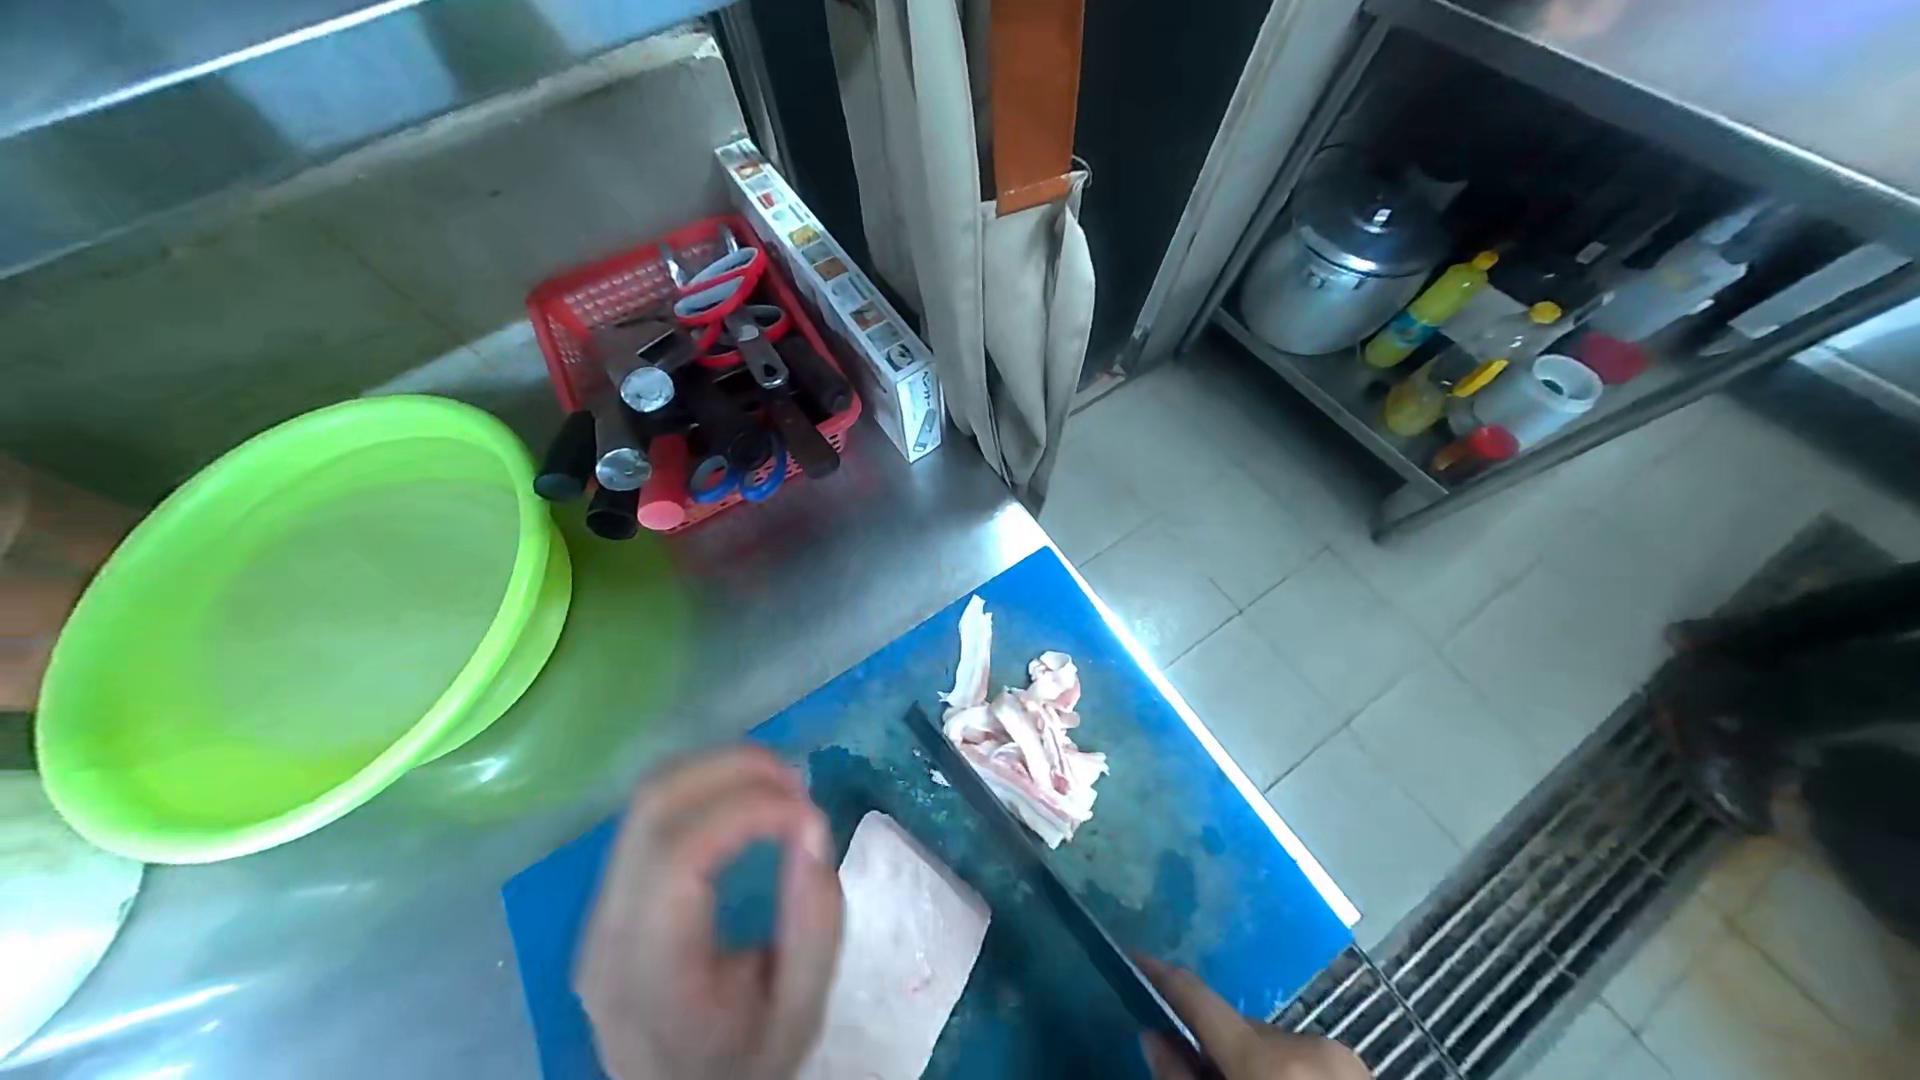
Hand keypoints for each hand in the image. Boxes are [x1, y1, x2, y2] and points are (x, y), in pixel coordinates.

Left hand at [576, 745, 843, 1079]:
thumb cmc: (744, 1062)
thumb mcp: (800, 1012)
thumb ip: (815, 923)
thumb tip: (811, 824)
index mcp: (651, 973)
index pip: (680, 856)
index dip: (749, 810)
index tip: (810, 813)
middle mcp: (608, 930)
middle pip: (655, 804)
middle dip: (736, 767)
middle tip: (798, 782)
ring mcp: (599, 907)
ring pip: (650, 794)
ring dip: (721, 767)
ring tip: (779, 785)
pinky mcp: (610, 891)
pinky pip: (653, 811)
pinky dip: (707, 784)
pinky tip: (747, 798)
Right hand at [1139, 957, 1371, 1079]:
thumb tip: (1154, 1038)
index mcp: (1268, 1062)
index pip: (1199, 997)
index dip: (1162, 976)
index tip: (1135, 959)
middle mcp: (1307, 1046)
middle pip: (1238, 1028)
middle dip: (1214, 1046)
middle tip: (1194, 1075)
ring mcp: (1343, 1060)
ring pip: (1272, 1046)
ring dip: (1249, 1067)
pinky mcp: (1362, 1075)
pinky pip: (1304, 1063)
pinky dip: (1281, 1079)